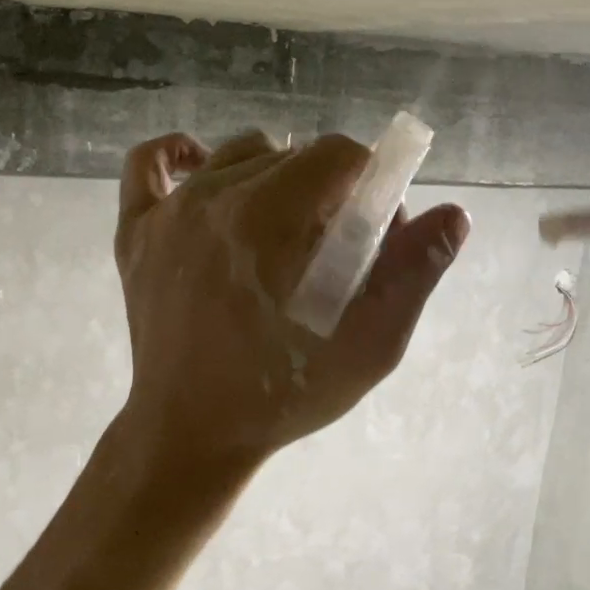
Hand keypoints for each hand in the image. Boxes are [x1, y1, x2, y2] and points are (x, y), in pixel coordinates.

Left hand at [113, 129, 468, 469]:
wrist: (190, 434)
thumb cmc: (284, 394)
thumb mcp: (369, 344)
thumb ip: (413, 273)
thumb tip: (455, 214)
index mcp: (272, 217)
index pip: (339, 154)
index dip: (369, 184)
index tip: (373, 229)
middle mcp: (215, 197)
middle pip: (293, 155)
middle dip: (328, 188)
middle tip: (334, 244)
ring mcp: (168, 211)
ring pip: (236, 155)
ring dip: (273, 176)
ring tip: (283, 227)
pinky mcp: (135, 231)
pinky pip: (150, 164)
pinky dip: (180, 157)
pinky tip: (206, 171)